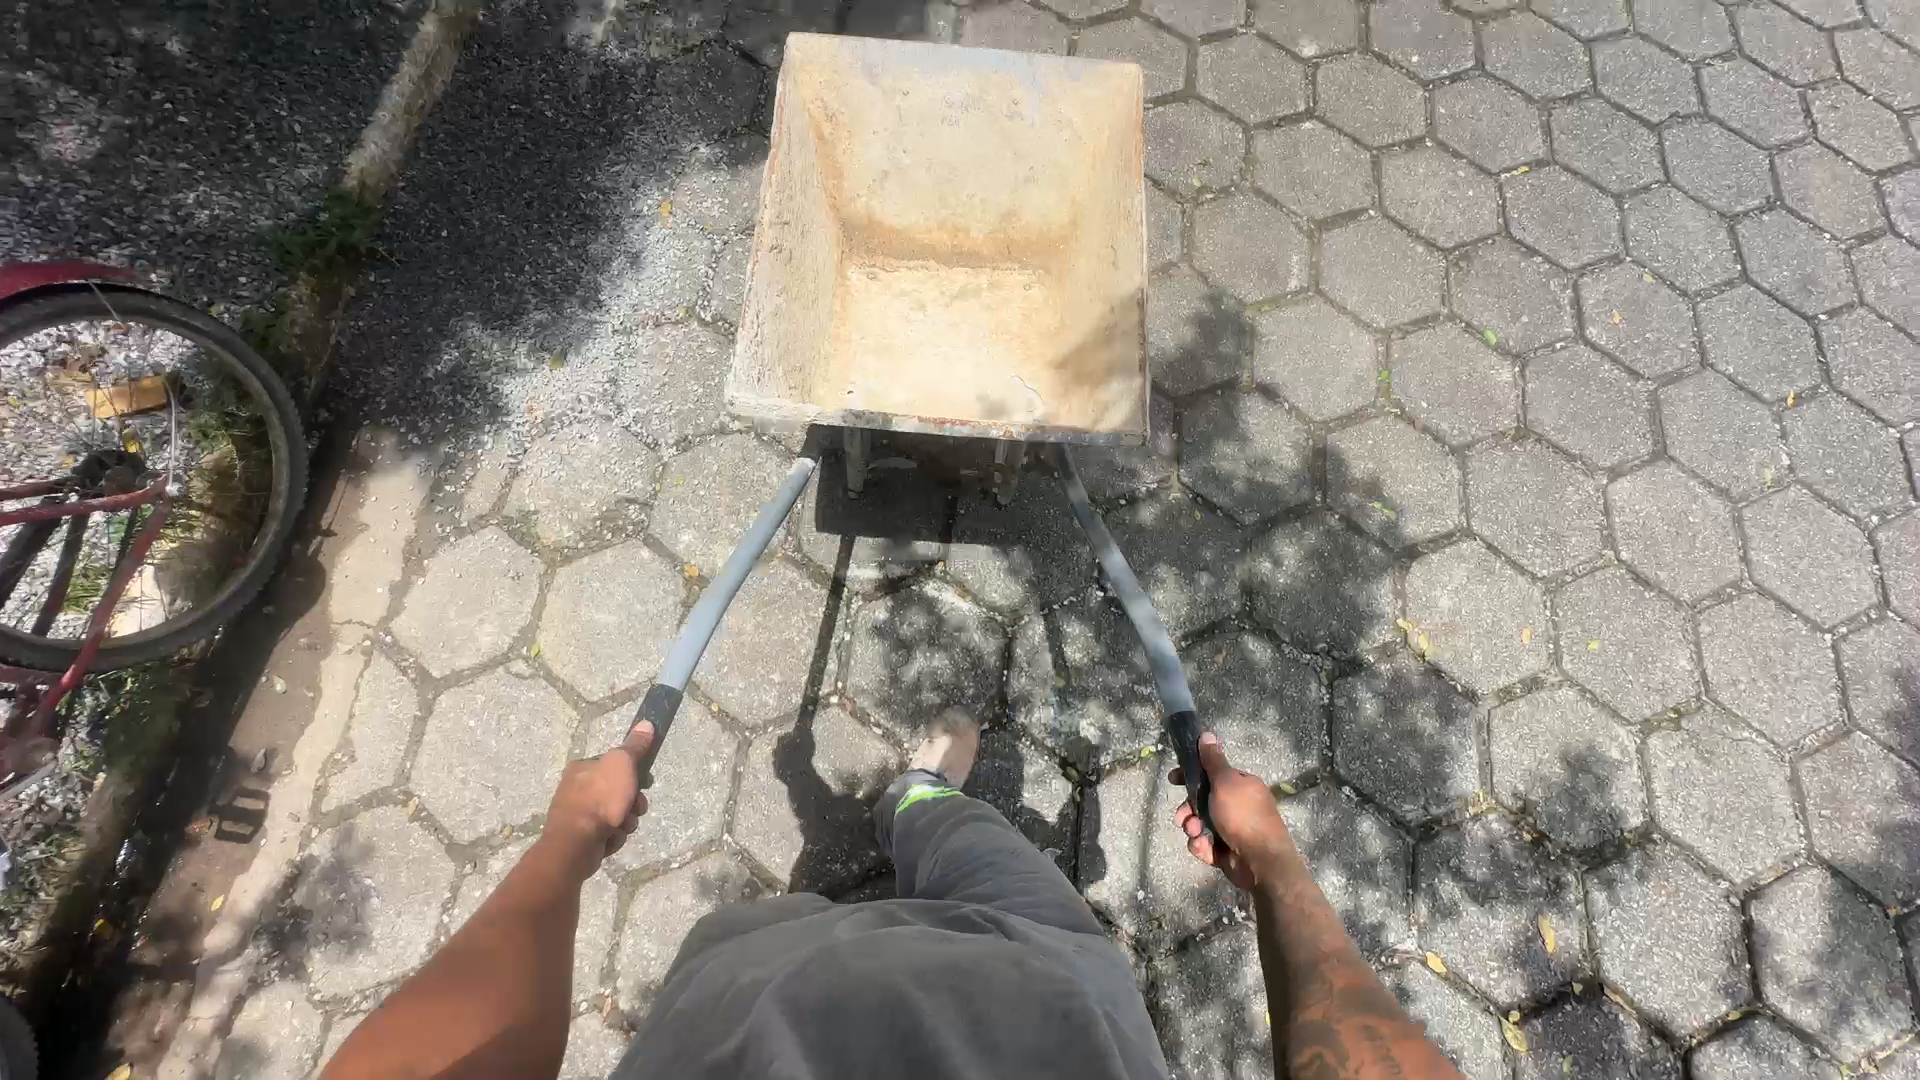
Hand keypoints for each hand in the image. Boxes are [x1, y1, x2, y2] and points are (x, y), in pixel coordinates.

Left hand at [542, 720, 653, 880]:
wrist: (576, 845)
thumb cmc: (599, 799)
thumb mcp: (622, 764)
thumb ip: (635, 746)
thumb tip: (647, 723)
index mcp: (582, 768)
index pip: (617, 764)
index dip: (636, 772)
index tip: (646, 781)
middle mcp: (577, 788)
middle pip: (620, 790)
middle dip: (633, 801)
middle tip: (636, 807)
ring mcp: (578, 814)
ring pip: (617, 812)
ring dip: (626, 819)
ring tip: (622, 826)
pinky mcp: (581, 837)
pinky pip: (608, 832)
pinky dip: (614, 835)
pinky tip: (611, 838)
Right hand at [1169, 731, 1293, 890]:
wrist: (1262, 862)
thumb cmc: (1244, 816)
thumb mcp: (1226, 782)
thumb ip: (1213, 760)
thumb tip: (1207, 734)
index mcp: (1241, 786)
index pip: (1211, 774)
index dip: (1191, 775)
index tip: (1173, 779)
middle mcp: (1236, 805)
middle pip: (1201, 800)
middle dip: (1188, 807)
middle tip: (1183, 815)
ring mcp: (1231, 829)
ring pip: (1199, 822)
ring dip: (1192, 827)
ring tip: (1195, 833)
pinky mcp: (1226, 850)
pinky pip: (1204, 843)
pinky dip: (1201, 845)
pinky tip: (1205, 848)